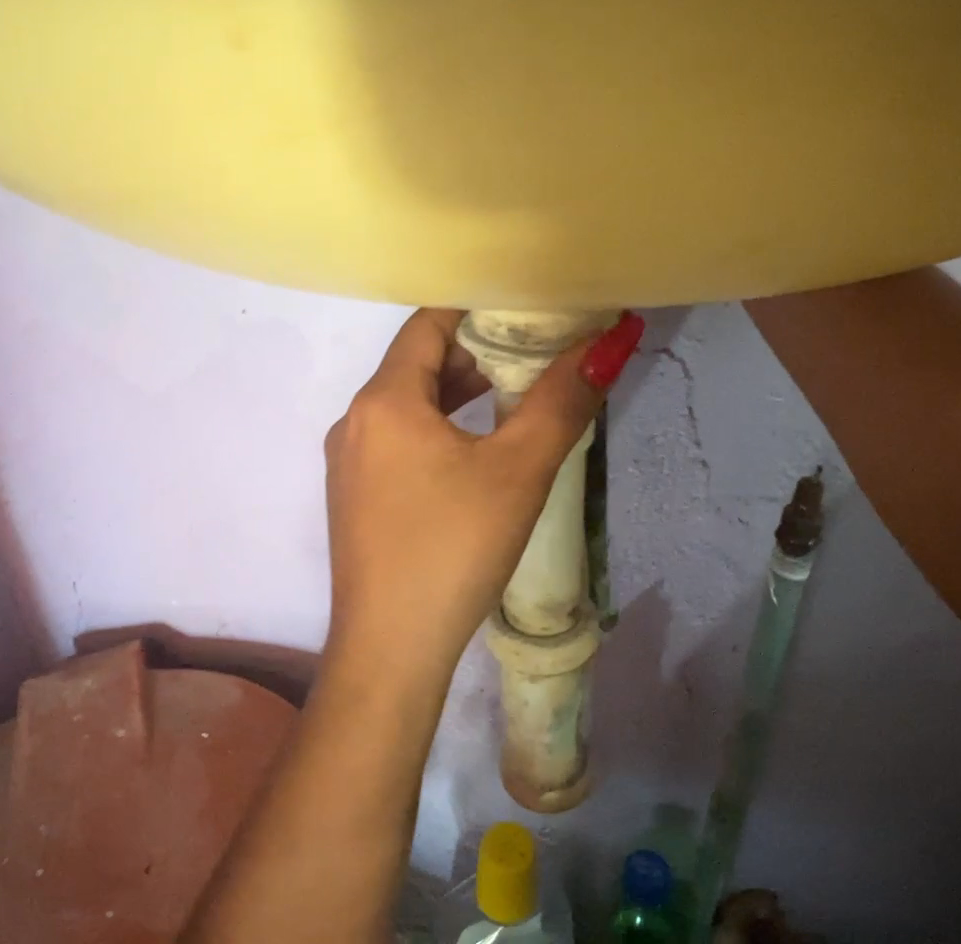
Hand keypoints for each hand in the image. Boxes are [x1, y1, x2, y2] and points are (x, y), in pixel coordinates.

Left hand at [322, 308, 642, 671]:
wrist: (391, 650)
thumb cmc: (454, 548)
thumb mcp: (518, 470)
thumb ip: (562, 400)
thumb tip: (610, 340)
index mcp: (384, 400)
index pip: (429, 324)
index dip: (479, 310)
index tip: (528, 311)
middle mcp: (355, 421)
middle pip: (419, 363)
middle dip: (477, 353)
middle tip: (536, 354)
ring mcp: (350, 463)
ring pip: (409, 405)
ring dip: (460, 393)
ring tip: (516, 396)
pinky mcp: (357, 499)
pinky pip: (400, 441)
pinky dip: (440, 429)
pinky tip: (478, 452)